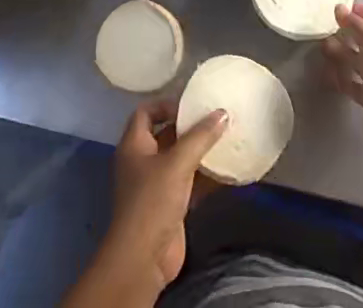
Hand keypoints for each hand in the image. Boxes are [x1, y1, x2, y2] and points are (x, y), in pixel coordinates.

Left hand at [105, 100, 230, 289]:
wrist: (143, 258)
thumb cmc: (153, 201)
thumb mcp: (177, 162)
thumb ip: (201, 136)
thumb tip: (222, 113)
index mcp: (134, 145)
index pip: (145, 112)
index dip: (166, 104)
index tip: (192, 104)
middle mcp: (142, 161)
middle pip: (165, 133)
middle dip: (190, 125)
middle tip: (216, 117)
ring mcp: (155, 183)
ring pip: (179, 157)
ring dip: (200, 149)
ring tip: (226, 138)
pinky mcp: (169, 203)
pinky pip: (189, 180)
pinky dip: (205, 174)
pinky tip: (227, 169)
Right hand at [322, 2, 362, 163]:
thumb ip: (359, 27)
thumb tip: (340, 9)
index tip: (343, 7)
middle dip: (349, 33)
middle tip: (327, 27)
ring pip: (360, 62)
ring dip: (342, 55)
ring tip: (323, 47)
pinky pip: (354, 84)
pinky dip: (341, 78)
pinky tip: (327, 73)